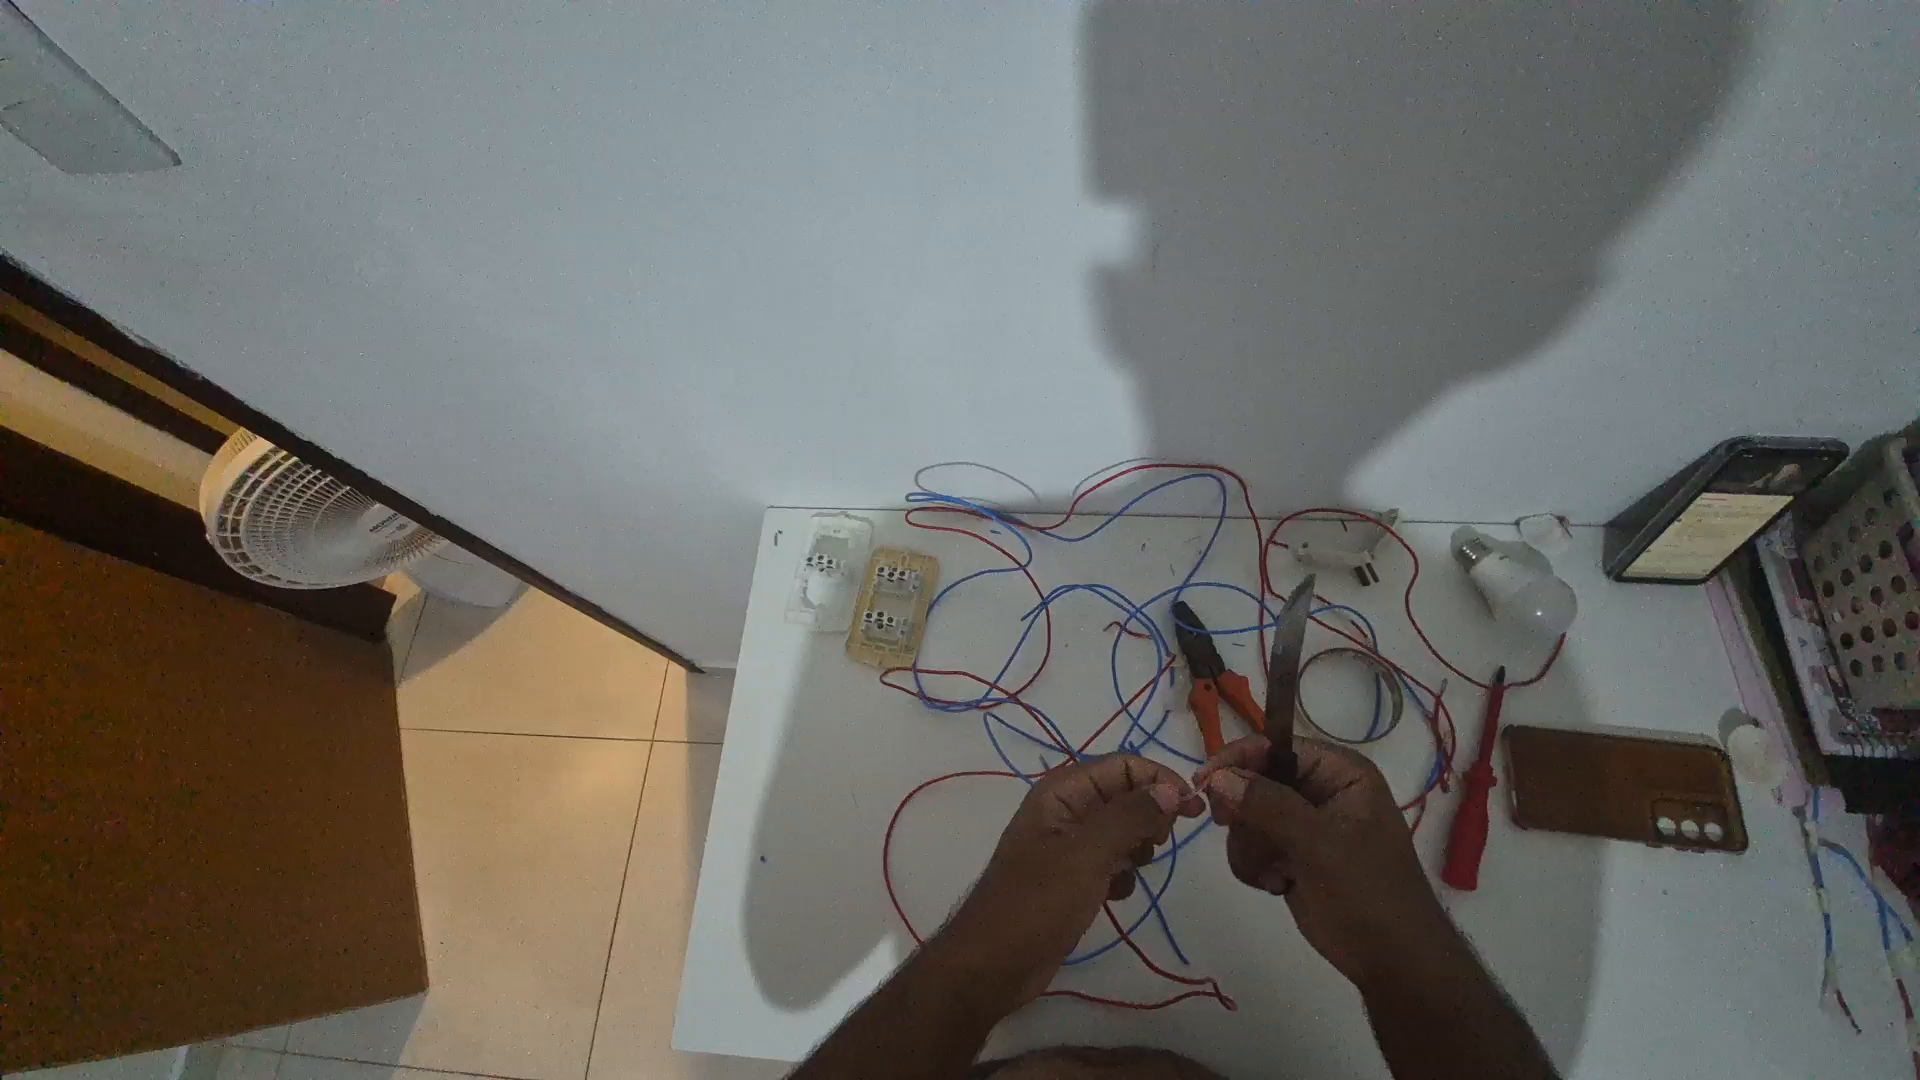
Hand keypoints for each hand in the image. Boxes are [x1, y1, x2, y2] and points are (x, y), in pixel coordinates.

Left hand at [939, 755, 1203, 1004]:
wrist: (995, 963)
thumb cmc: (1037, 901)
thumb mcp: (1087, 854)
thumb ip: (1130, 816)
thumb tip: (1173, 787)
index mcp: (1062, 790)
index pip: (1122, 764)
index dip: (1159, 779)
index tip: (1194, 809)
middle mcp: (1065, 808)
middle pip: (1125, 793)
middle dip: (1148, 816)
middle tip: (1155, 846)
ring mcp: (1069, 842)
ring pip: (1122, 828)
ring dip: (1136, 849)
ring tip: (1126, 873)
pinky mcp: (1073, 874)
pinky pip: (1112, 860)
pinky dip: (1122, 874)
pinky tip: (1113, 895)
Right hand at [1193, 735, 1451, 988]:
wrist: (1393, 965)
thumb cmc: (1369, 895)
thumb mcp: (1320, 846)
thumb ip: (1269, 806)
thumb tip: (1218, 777)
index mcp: (1340, 773)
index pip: (1275, 746)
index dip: (1238, 759)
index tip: (1205, 782)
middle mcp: (1320, 789)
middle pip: (1253, 779)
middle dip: (1244, 814)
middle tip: (1230, 828)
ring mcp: (1303, 822)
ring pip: (1245, 814)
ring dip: (1249, 846)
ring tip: (1274, 873)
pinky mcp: (1290, 852)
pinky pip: (1249, 842)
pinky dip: (1254, 864)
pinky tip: (1277, 884)